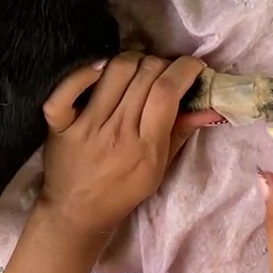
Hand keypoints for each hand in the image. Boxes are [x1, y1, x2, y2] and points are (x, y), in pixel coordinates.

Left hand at [37, 52, 207, 239]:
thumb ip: (183, 131)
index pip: (167, 92)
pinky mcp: (60, 124)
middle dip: (162, 63)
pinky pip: (67, 89)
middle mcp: (117, 132)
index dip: (184, 68)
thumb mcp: (160, 167)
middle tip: (164, 71)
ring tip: (138, 70)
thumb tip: (212, 105)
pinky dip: (82, 73)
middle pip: (145, 75)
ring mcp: (86, 127)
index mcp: (146, 147)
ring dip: (133, 60)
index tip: (193, 66)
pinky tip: (98, 70)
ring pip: (115, 71)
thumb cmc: (123, 189)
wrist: (77, 212)